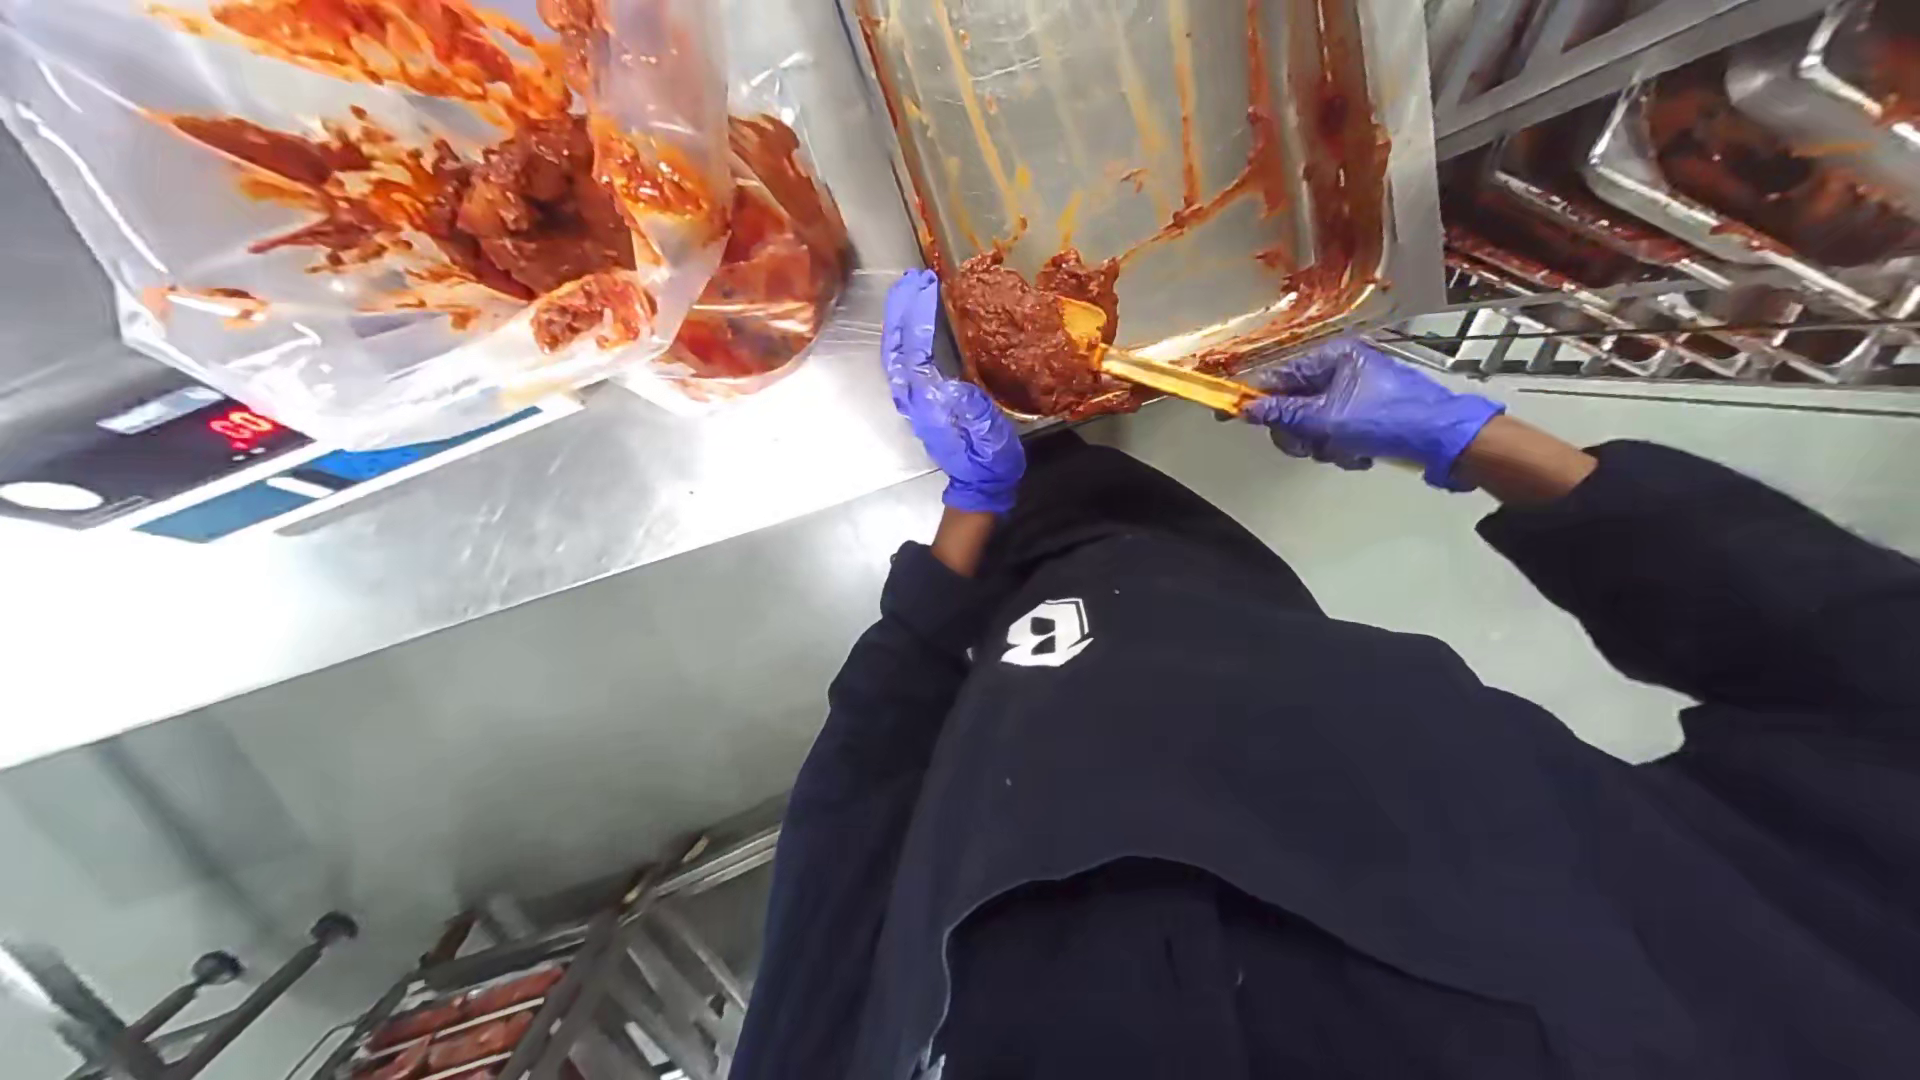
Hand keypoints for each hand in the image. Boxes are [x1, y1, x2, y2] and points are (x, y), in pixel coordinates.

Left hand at [884, 269, 1025, 513]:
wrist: (980, 482)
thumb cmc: (988, 459)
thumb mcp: (988, 435)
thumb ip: (971, 409)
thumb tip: (953, 384)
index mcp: (928, 402)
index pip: (914, 350)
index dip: (917, 316)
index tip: (925, 285)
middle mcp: (913, 397)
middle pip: (896, 346)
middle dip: (901, 309)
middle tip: (911, 278)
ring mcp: (913, 398)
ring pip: (896, 352)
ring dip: (899, 319)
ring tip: (909, 290)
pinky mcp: (920, 399)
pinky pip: (904, 360)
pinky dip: (905, 335)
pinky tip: (913, 320)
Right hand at [1242, 338, 1504, 489]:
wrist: (1444, 440)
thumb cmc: (1387, 419)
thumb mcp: (1326, 418)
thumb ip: (1281, 414)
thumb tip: (1246, 408)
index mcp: (1331, 359)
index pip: (1276, 377)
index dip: (1252, 398)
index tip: (1227, 415)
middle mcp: (1340, 370)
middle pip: (1290, 404)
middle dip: (1298, 431)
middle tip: (1311, 445)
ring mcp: (1352, 392)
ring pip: (1309, 424)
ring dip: (1321, 444)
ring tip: (1344, 450)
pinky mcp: (1363, 413)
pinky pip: (1331, 432)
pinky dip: (1338, 447)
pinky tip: (1358, 453)